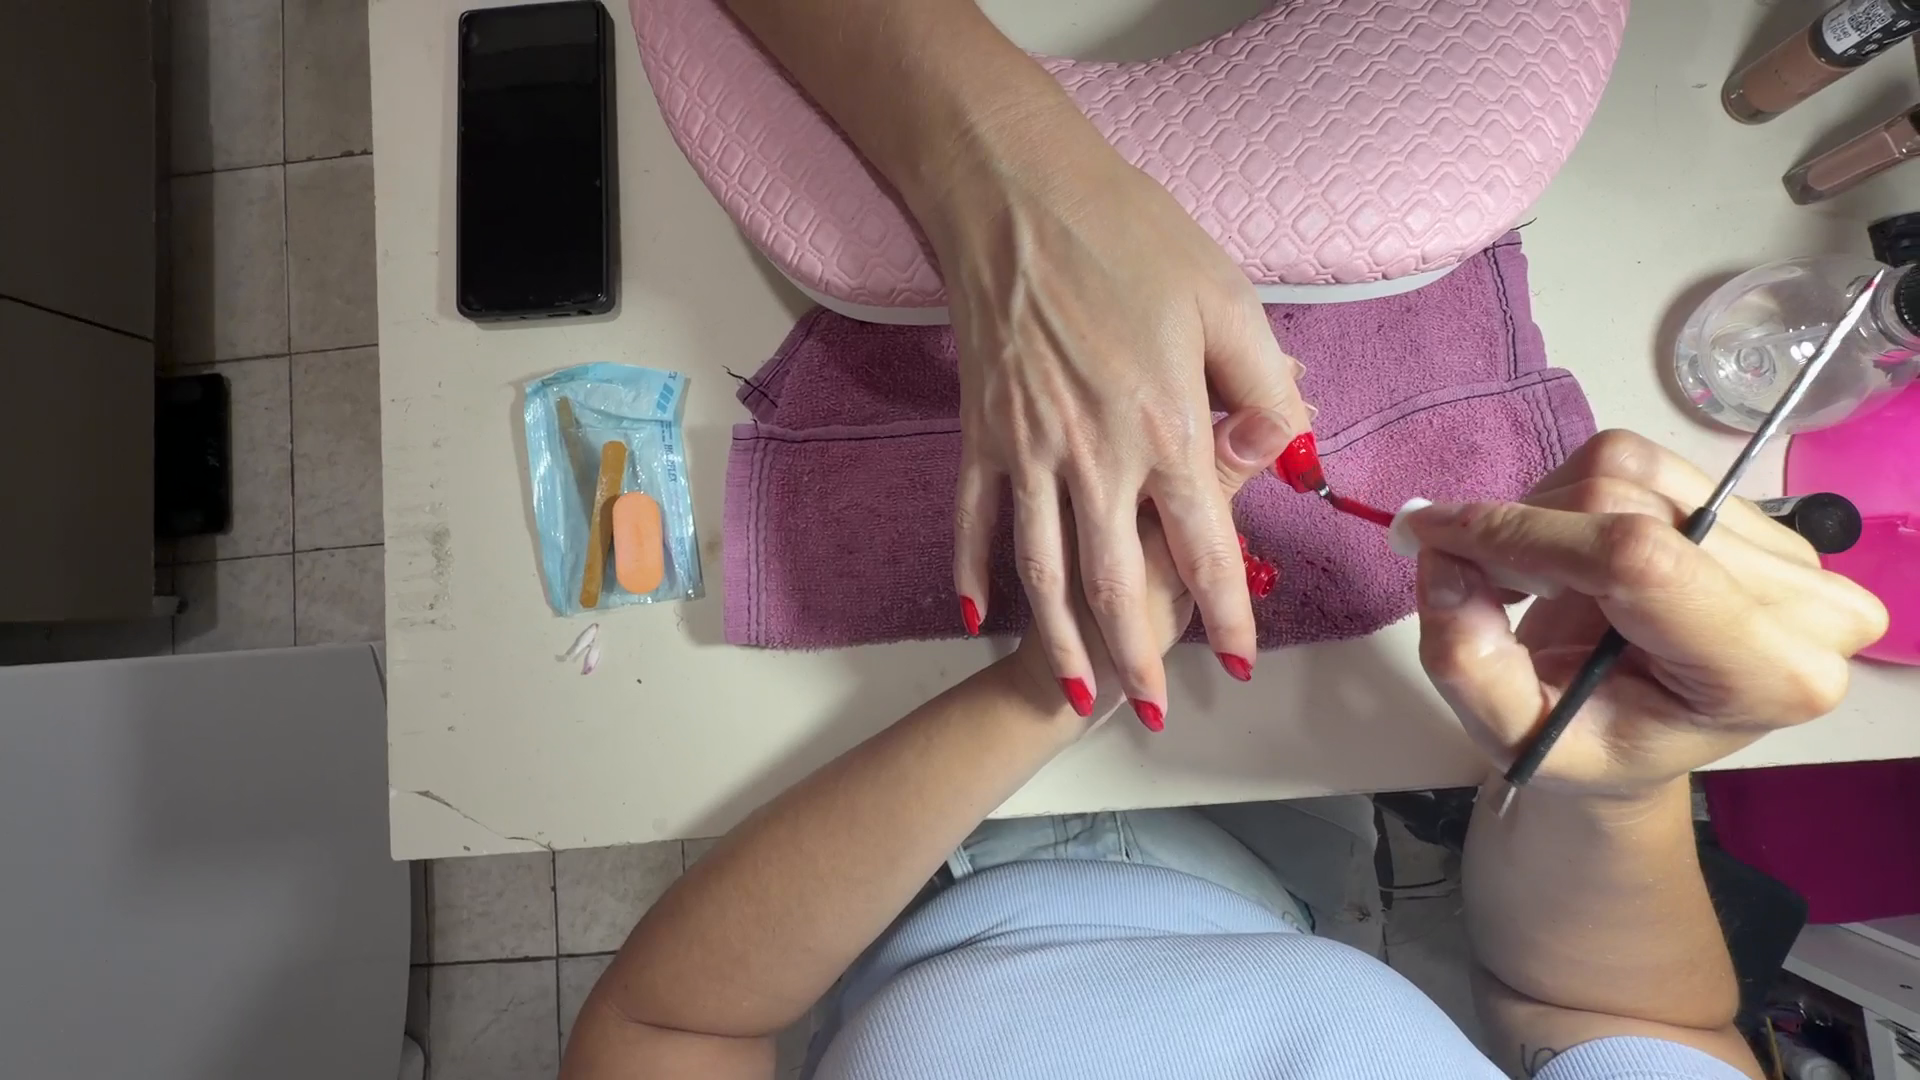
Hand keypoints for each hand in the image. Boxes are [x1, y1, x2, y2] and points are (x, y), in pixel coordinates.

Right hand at [928, 114, 1309, 728]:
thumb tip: (1288, 453)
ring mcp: (1025, 454)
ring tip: (1071, 688)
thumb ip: (1264, 389)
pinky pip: (971, 519)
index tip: (1240, 661)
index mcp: (1162, 429)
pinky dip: (970, 569)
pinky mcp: (980, 438)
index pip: (1205, 545)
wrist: (1020, 203)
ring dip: (1057, 637)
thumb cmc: (1129, 241)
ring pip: (1041, 568)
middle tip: (1146, 709)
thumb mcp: (1226, 300)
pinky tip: (973, 614)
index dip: (1227, 613)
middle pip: (1114, 580)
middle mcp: (1091, 459)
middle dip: (1134, 654)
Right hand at [1404, 430, 1887, 797]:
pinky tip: (1562, 547)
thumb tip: (1441, 556)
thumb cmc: (1581, 742)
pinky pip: (1630, 459)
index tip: (1431, 537)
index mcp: (1758, 673)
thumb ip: (1467, 661)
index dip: (1519, 535)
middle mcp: (1804, 603)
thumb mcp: (1509, 732)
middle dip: (1516, 530)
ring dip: (1539, 510)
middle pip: (1618, 503)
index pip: (1635, 558)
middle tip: (1472, 576)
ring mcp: (1787, 549)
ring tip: (1525, 573)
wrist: (1631, 729)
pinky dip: (1563, 492)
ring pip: (1621, 468)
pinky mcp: (1749, 512)